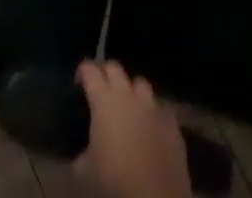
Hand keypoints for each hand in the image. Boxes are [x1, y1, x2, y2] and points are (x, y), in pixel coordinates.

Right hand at [75, 60, 192, 197]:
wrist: (156, 197)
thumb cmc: (115, 176)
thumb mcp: (85, 165)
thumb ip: (82, 148)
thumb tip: (82, 150)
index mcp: (103, 100)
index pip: (89, 68)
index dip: (82, 73)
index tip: (79, 86)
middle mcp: (128, 96)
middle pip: (115, 67)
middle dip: (106, 73)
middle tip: (101, 90)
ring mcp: (153, 108)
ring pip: (141, 83)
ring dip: (132, 90)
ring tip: (128, 106)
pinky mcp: (173, 125)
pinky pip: (161, 108)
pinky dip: (154, 112)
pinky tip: (150, 127)